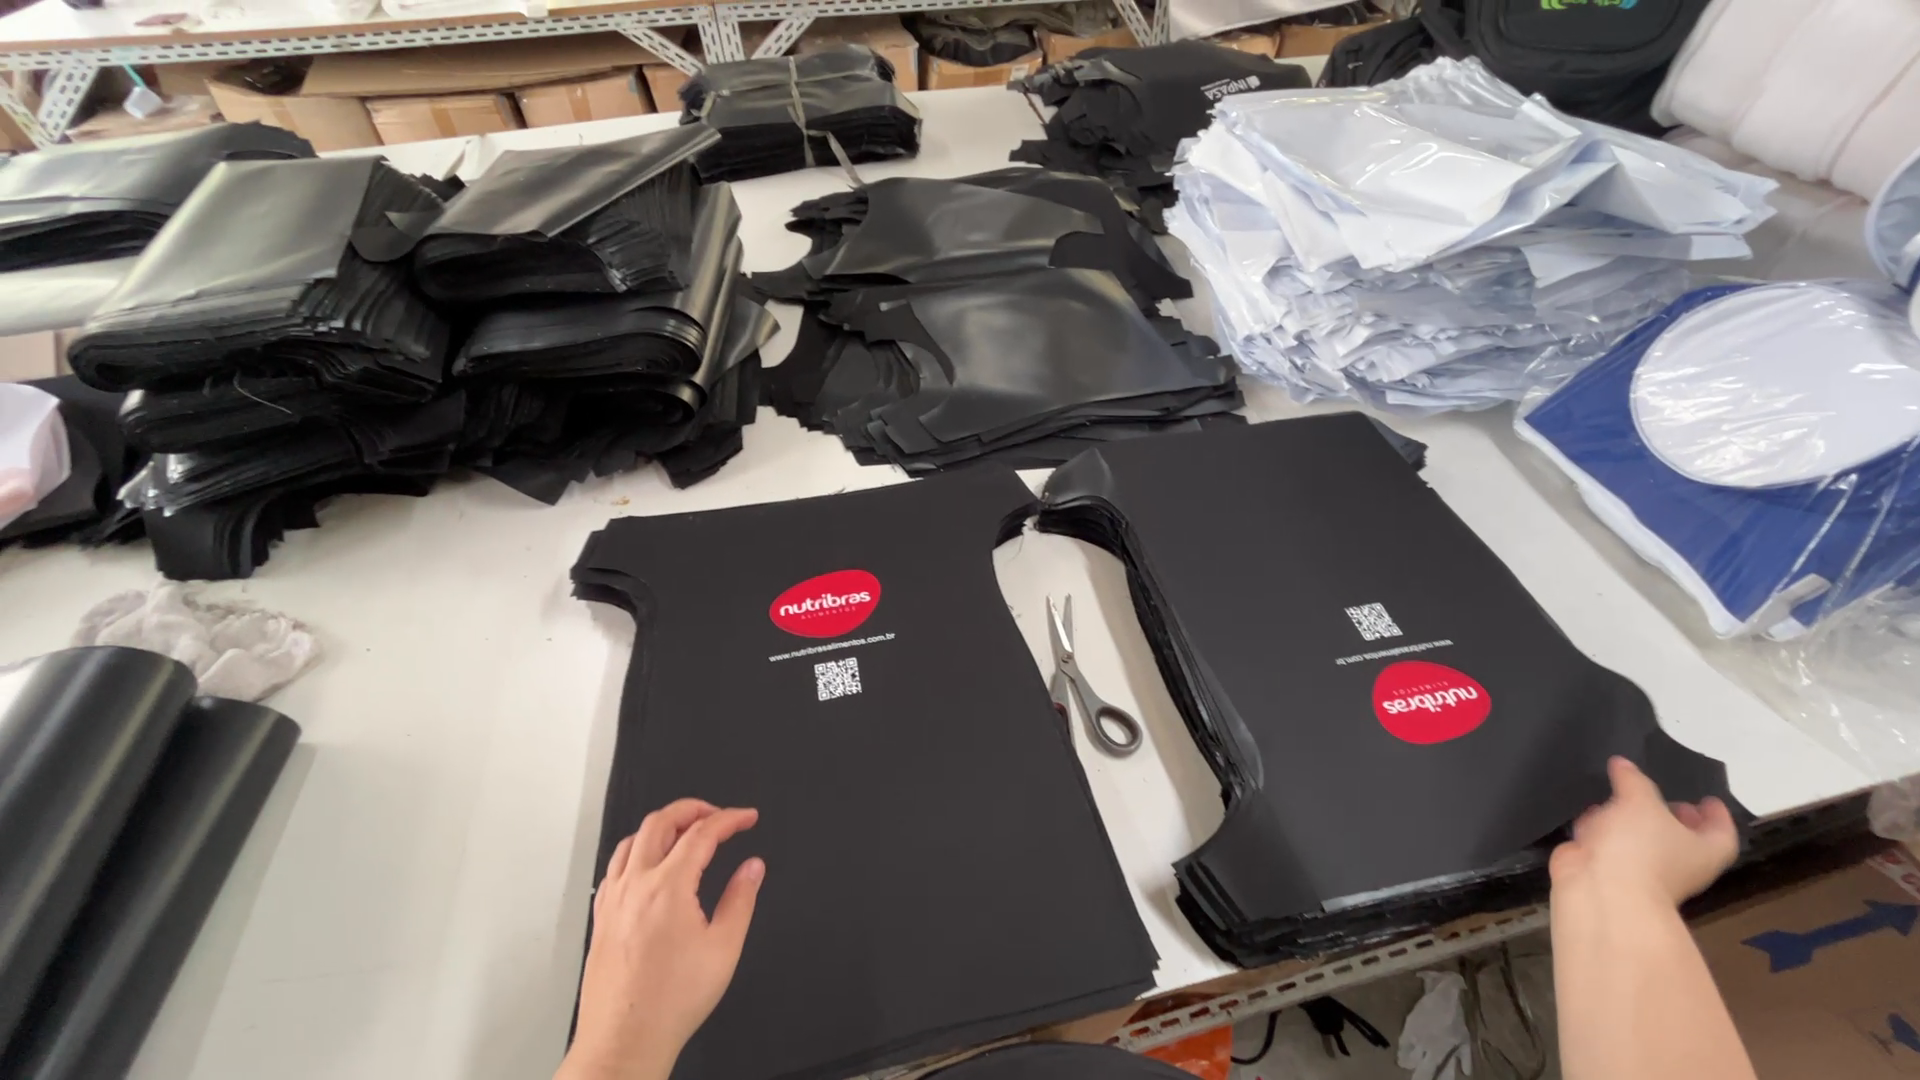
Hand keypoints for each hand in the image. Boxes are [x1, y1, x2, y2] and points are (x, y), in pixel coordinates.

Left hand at [558, 799, 765, 1079]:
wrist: (624, 1042)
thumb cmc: (672, 1001)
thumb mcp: (724, 948)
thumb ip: (741, 899)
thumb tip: (752, 867)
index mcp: (668, 887)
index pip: (702, 832)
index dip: (730, 818)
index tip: (747, 818)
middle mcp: (636, 885)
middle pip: (661, 821)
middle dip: (694, 808)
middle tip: (718, 814)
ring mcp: (613, 900)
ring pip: (633, 839)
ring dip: (663, 825)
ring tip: (687, 831)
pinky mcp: (602, 918)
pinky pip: (616, 866)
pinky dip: (638, 850)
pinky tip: (651, 864)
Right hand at [1550, 756, 1737, 907]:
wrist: (1601, 886)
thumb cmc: (1639, 846)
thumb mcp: (1640, 803)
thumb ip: (1633, 780)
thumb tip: (1622, 764)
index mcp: (1703, 850)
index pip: (1720, 831)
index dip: (1717, 815)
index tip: (1708, 799)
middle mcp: (1678, 861)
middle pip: (1683, 836)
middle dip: (1673, 817)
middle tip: (1664, 797)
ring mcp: (1641, 866)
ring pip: (1642, 837)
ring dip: (1632, 819)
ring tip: (1620, 795)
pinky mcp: (1608, 865)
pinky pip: (1609, 840)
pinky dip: (1602, 826)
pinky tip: (1590, 812)